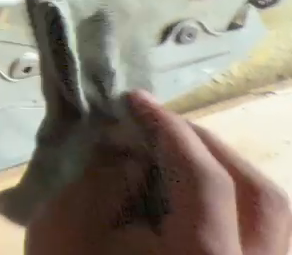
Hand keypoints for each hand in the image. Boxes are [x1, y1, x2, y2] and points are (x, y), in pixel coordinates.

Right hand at [27, 90, 289, 254]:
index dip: (168, 128)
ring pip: (282, 223)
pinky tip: (204, 198)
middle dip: (212, 148)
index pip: (203, 174)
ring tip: (184, 154)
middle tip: (162, 120)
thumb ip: (105, 177)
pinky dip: (244, 211)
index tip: (134, 100)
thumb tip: (129, 144)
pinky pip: (270, 243)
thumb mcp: (70, 222)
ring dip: (235, 178)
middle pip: (264, 197)